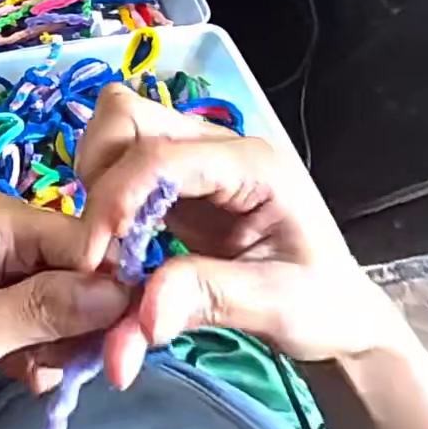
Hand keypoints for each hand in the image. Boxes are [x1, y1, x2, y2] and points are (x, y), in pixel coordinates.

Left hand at [0, 192, 131, 416]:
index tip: (117, 345)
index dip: (109, 289)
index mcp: (2, 218)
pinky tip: (23, 368)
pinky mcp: (23, 290)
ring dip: (66, 344)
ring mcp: (21, 260)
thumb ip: (37, 310)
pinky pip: (65, 319)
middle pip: (90, 270)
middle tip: (51, 365)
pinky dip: (54, 351)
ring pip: (83, 300)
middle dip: (85, 324)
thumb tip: (114, 291)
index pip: (87, 239)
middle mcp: (18, 229)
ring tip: (26, 367)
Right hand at [76, 84, 408, 387]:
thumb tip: (141, 314)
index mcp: (250, 163)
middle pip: (127, 114)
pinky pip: (118, 160)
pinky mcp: (171, 174)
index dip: (118, 196)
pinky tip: (116, 239)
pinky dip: (102, 193)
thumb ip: (209, 299)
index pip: (162, 155)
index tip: (94, 256)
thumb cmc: (321, 303)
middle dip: (99, 171)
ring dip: (96, 178)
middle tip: (101, 242)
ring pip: (116, 127)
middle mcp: (214, 143)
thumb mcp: (280, 307)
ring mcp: (190, 153)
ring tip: (109, 240)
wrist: (333, 306)